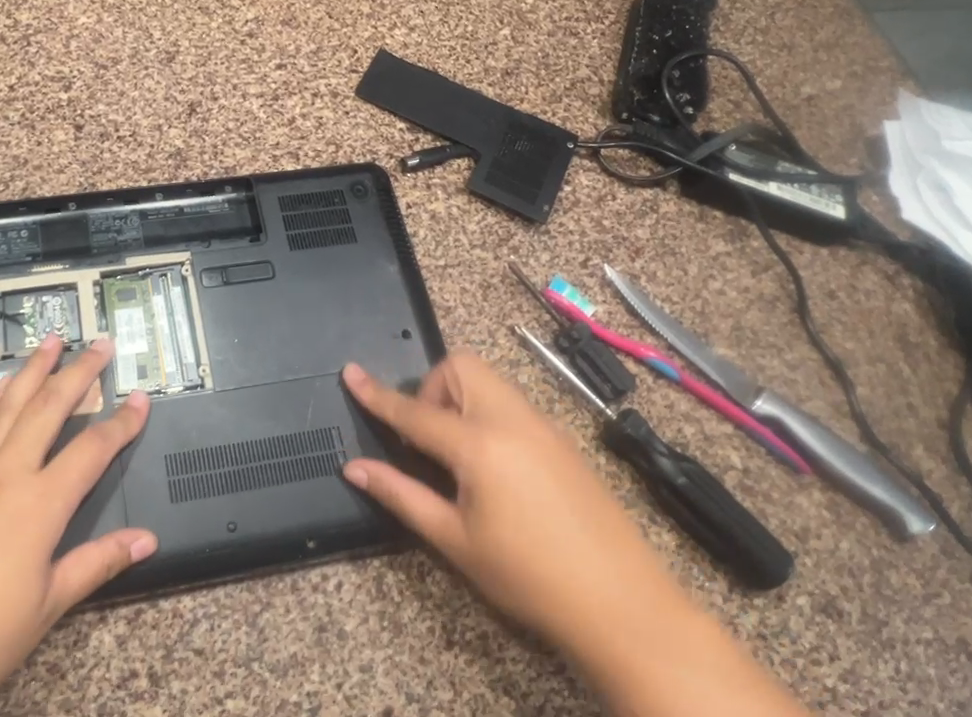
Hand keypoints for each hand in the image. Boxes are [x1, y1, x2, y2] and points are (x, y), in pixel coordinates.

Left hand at [0, 336, 152, 716]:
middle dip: (77, 372)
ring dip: (30, 373)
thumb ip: (98, 563)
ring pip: (5, 409)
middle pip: (47, 409)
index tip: (141, 400)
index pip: (92, 450)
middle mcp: (3, 478)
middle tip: (98, 343)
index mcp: (38, 506)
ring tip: (49, 344)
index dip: (122, 422)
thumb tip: (146, 540)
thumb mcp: (47, 607)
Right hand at [340, 348, 681, 645]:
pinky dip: (487, 414)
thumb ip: (401, 494)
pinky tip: (493, 469)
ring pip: (489, 381)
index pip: (415, 410)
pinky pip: (512, 403)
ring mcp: (544, 425)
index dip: (377, 394)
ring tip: (457, 459)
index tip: (349, 372)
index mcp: (480, 445)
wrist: (622, 603)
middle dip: (432, 390)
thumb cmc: (528, 577)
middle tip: (428, 443)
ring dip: (460, 400)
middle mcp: (512, 420)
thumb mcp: (455, 540)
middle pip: (460, 368)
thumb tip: (355, 468)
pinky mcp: (563, 440)